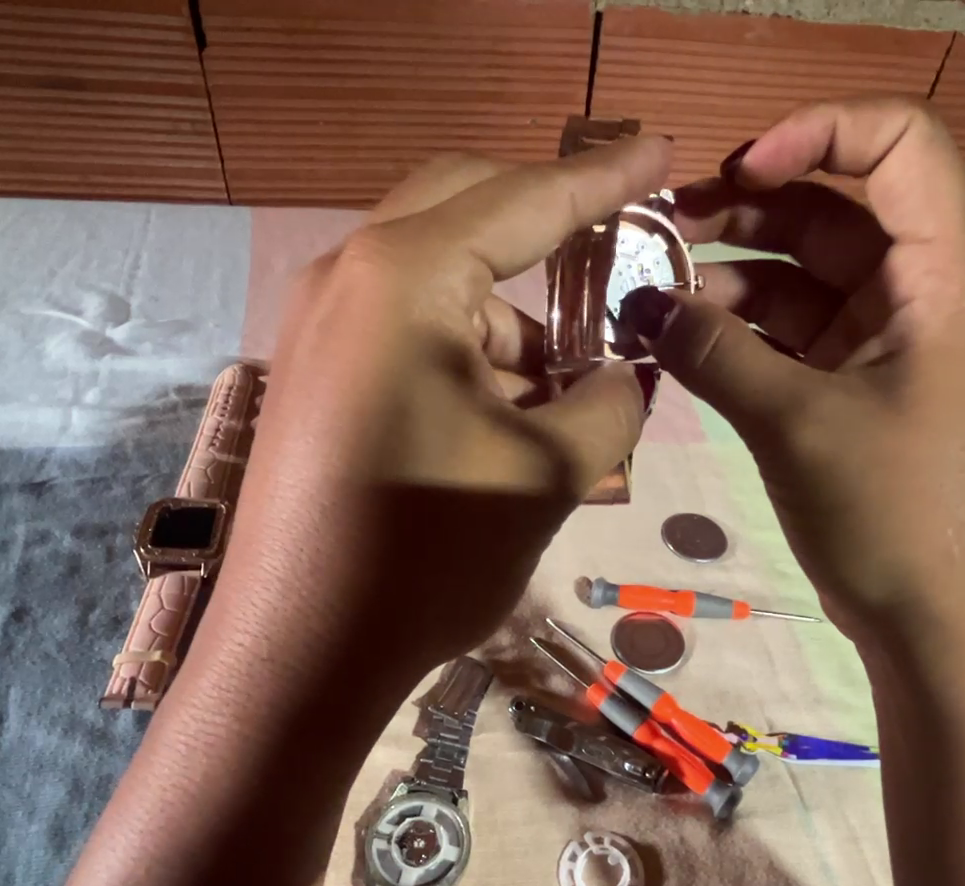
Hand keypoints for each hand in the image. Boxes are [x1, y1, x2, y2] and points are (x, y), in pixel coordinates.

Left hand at [196, 138, 671, 691]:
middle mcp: (350, 278)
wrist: (302, 653)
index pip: (526, 199)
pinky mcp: (315, 378)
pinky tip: (513, 414)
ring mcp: (320, 328)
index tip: (661, 154)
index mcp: (406, 276)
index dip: (604, 180)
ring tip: (573, 387)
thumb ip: (611, 404)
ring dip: (512, 320)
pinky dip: (468, 355)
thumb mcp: (548, 475)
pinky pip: (408, 334)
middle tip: (613, 253)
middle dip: (547, 232)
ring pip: (440, 285)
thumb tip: (628, 372)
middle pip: (467, 212)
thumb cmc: (428, 557)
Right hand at [619, 99, 964, 646]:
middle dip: (744, 214)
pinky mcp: (849, 392)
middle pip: (830, 214)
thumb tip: (642, 304)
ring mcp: (881, 346)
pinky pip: (788, 339)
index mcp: (941, 275)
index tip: (734, 173)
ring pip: (800, 280)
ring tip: (653, 301)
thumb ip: (715, 353)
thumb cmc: (891, 513)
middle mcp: (916, 294)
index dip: (817, 132)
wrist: (935, 624)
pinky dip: (737, 336)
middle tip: (658, 236)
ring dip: (729, 281)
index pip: (899, 144)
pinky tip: (680, 345)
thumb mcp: (795, 423)